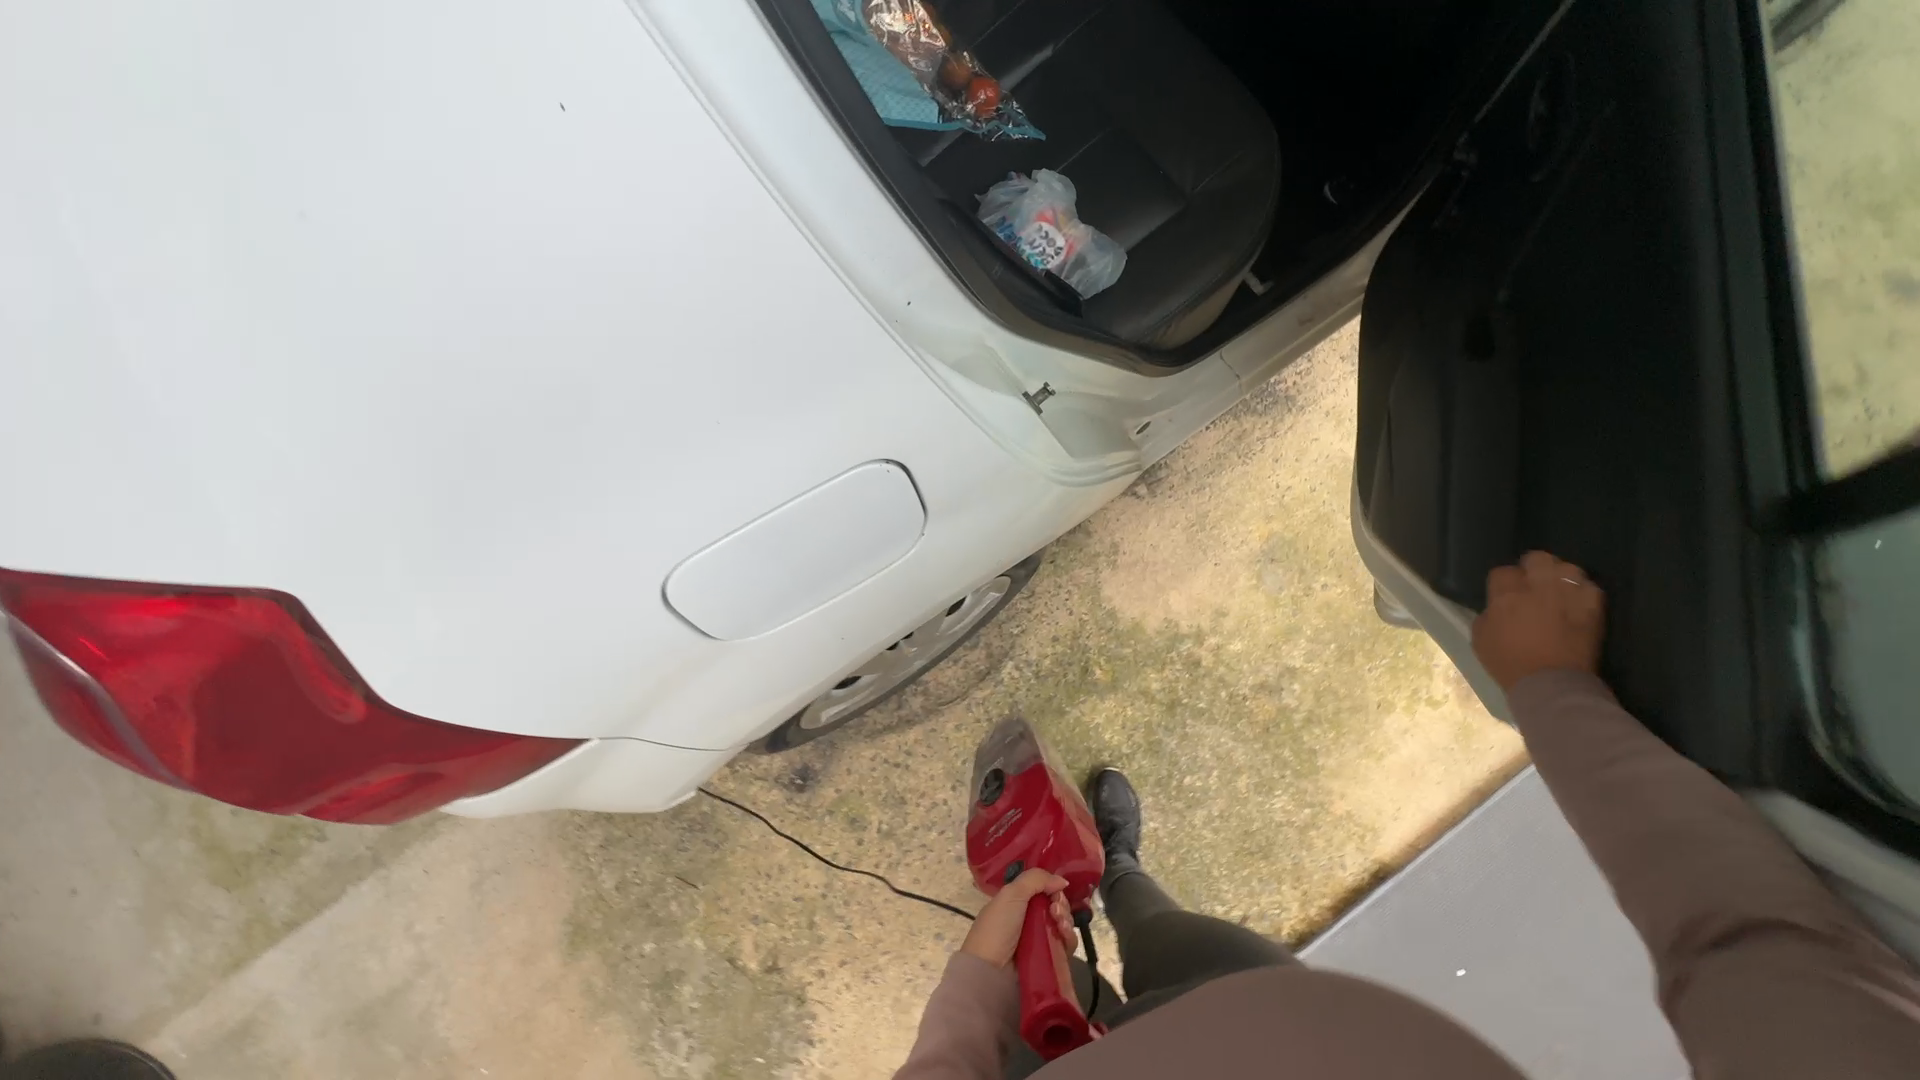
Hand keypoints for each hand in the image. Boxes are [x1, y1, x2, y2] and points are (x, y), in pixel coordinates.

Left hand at [961, 868, 1074, 967]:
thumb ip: (1036, 879)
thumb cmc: (998, 926)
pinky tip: (1063, 933)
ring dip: (1066, 919)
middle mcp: (1029, 919)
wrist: (992, 970)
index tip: (1055, 890)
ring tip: (1059, 922)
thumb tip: (1062, 880)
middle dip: (1061, 904)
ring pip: (1063, 924)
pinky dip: (1068, 937)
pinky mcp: (1050, 959)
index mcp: (1017, 902)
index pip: (1043, 890)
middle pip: (1056, 906)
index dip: (1052, 888)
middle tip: (1055, 909)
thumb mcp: (1011, 894)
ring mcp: (1040, 940)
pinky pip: (1066, 945)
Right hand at [1472, 551, 1605, 691]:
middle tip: (1531, 583)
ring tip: (1557, 589)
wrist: (1551, 683)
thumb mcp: (1481, 637)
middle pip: (1537, 558)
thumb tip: (1498, 606)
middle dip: (1532, 567)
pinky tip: (1576, 601)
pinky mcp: (1593, 607)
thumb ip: (1489, 613)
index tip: (1502, 594)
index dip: (1502, 582)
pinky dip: (1582, 591)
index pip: (1502, 572)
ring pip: (1567, 568)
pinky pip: (1590, 587)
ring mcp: (1568, 595)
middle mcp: (1539, 587)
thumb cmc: (1509, 662)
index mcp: (1507, 594)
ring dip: (1560, 576)